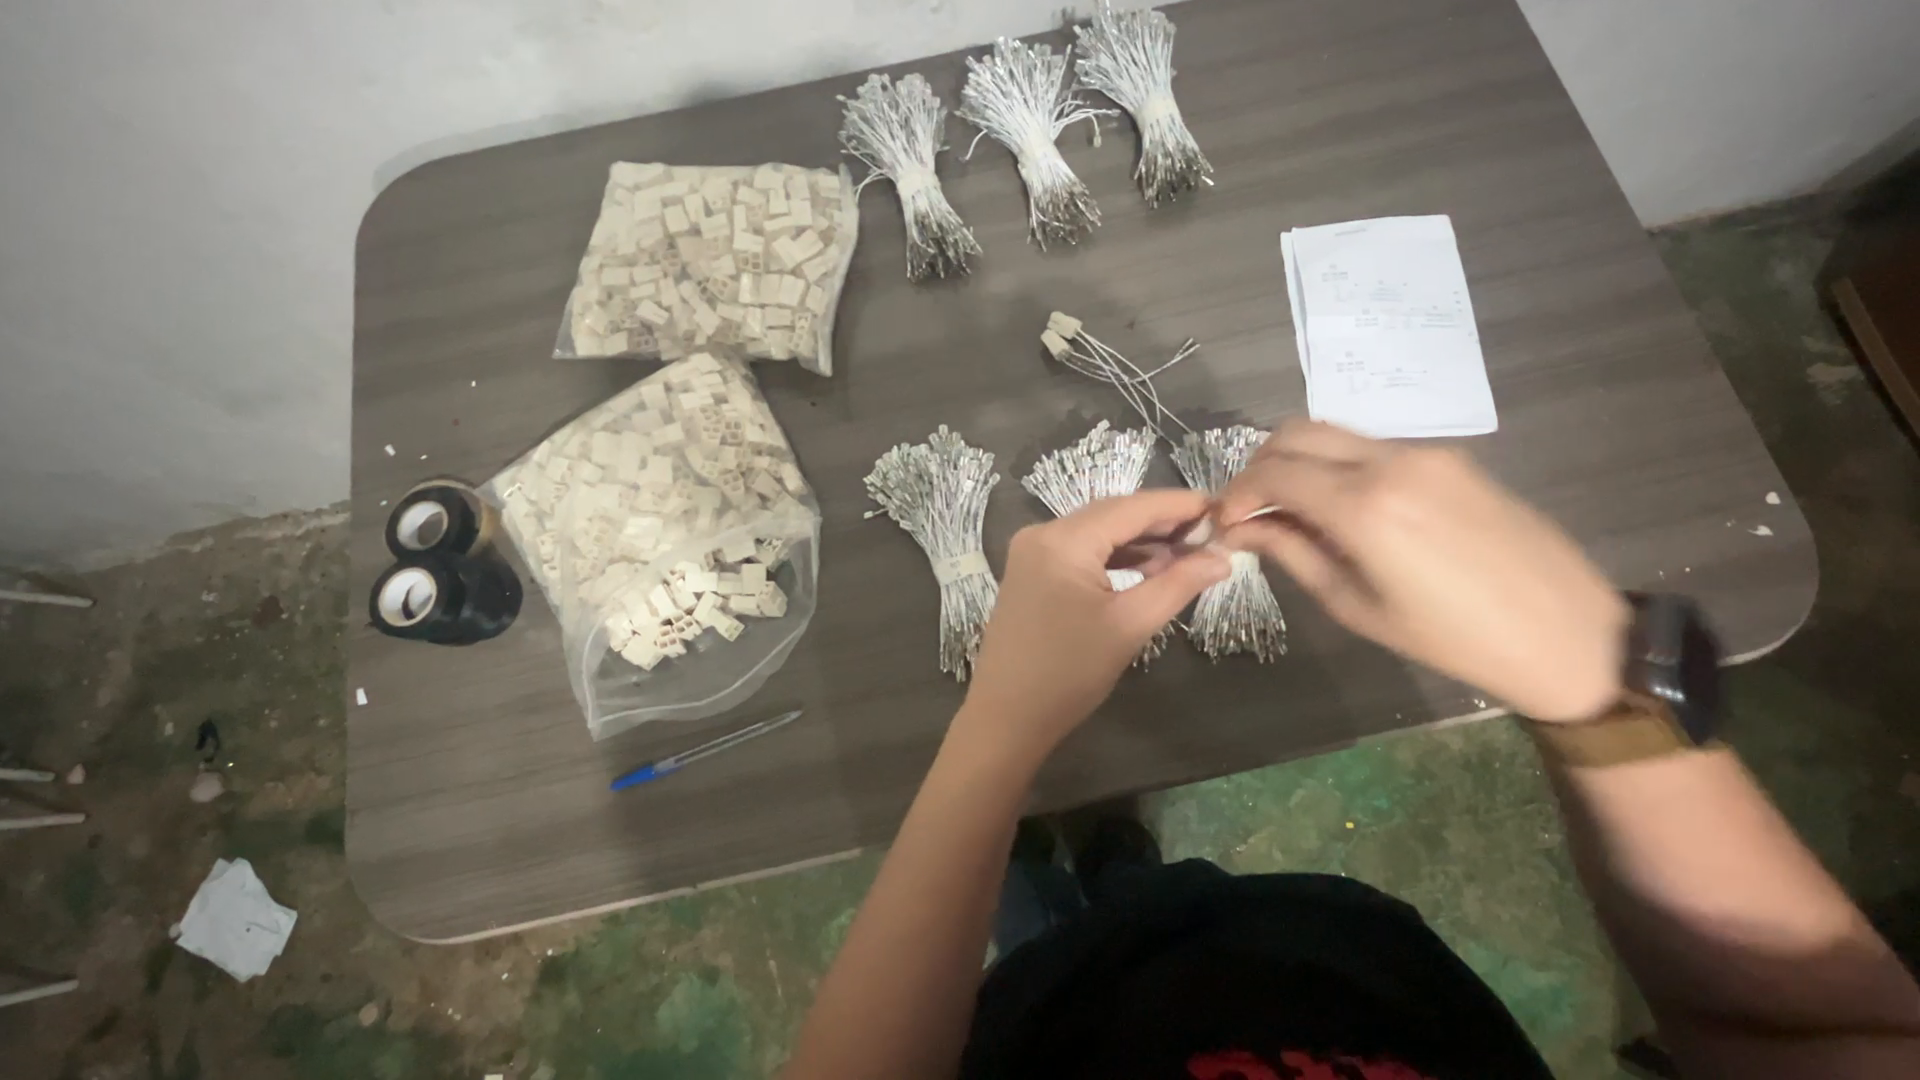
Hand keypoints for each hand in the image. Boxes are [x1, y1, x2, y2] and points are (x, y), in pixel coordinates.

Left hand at [960, 490, 1230, 756]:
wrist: (1007, 716)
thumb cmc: (1069, 673)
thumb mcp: (1130, 625)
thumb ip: (1179, 584)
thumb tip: (1224, 557)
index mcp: (1063, 540)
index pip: (1131, 507)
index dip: (1180, 505)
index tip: (1223, 508)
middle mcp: (1042, 533)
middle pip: (1113, 514)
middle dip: (1162, 521)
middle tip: (1213, 533)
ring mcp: (1032, 552)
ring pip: (1097, 532)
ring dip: (1141, 540)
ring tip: (1190, 552)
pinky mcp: (1032, 572)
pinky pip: (1081, 551)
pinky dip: (1116, 556)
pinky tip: (1150, 567)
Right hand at [1215, 420, 1627, 721]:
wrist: (1569, 634)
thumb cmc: (1453, 639)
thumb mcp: (1357, 606)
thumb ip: (1293, 554)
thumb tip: (1240, 531)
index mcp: (1364, 507)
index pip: (1273, 473)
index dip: (1236, 495)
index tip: (1225, 525)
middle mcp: (1390, 462)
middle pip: (1296, 433)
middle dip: (1259, 467)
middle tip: (1250, 512)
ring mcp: (1425, 454)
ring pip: (1333, 434)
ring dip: (1298, 462)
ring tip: (1291, 513)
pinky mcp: (1450, 459)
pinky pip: (1371, 448)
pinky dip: (1337, 467)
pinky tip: (1342, 510)